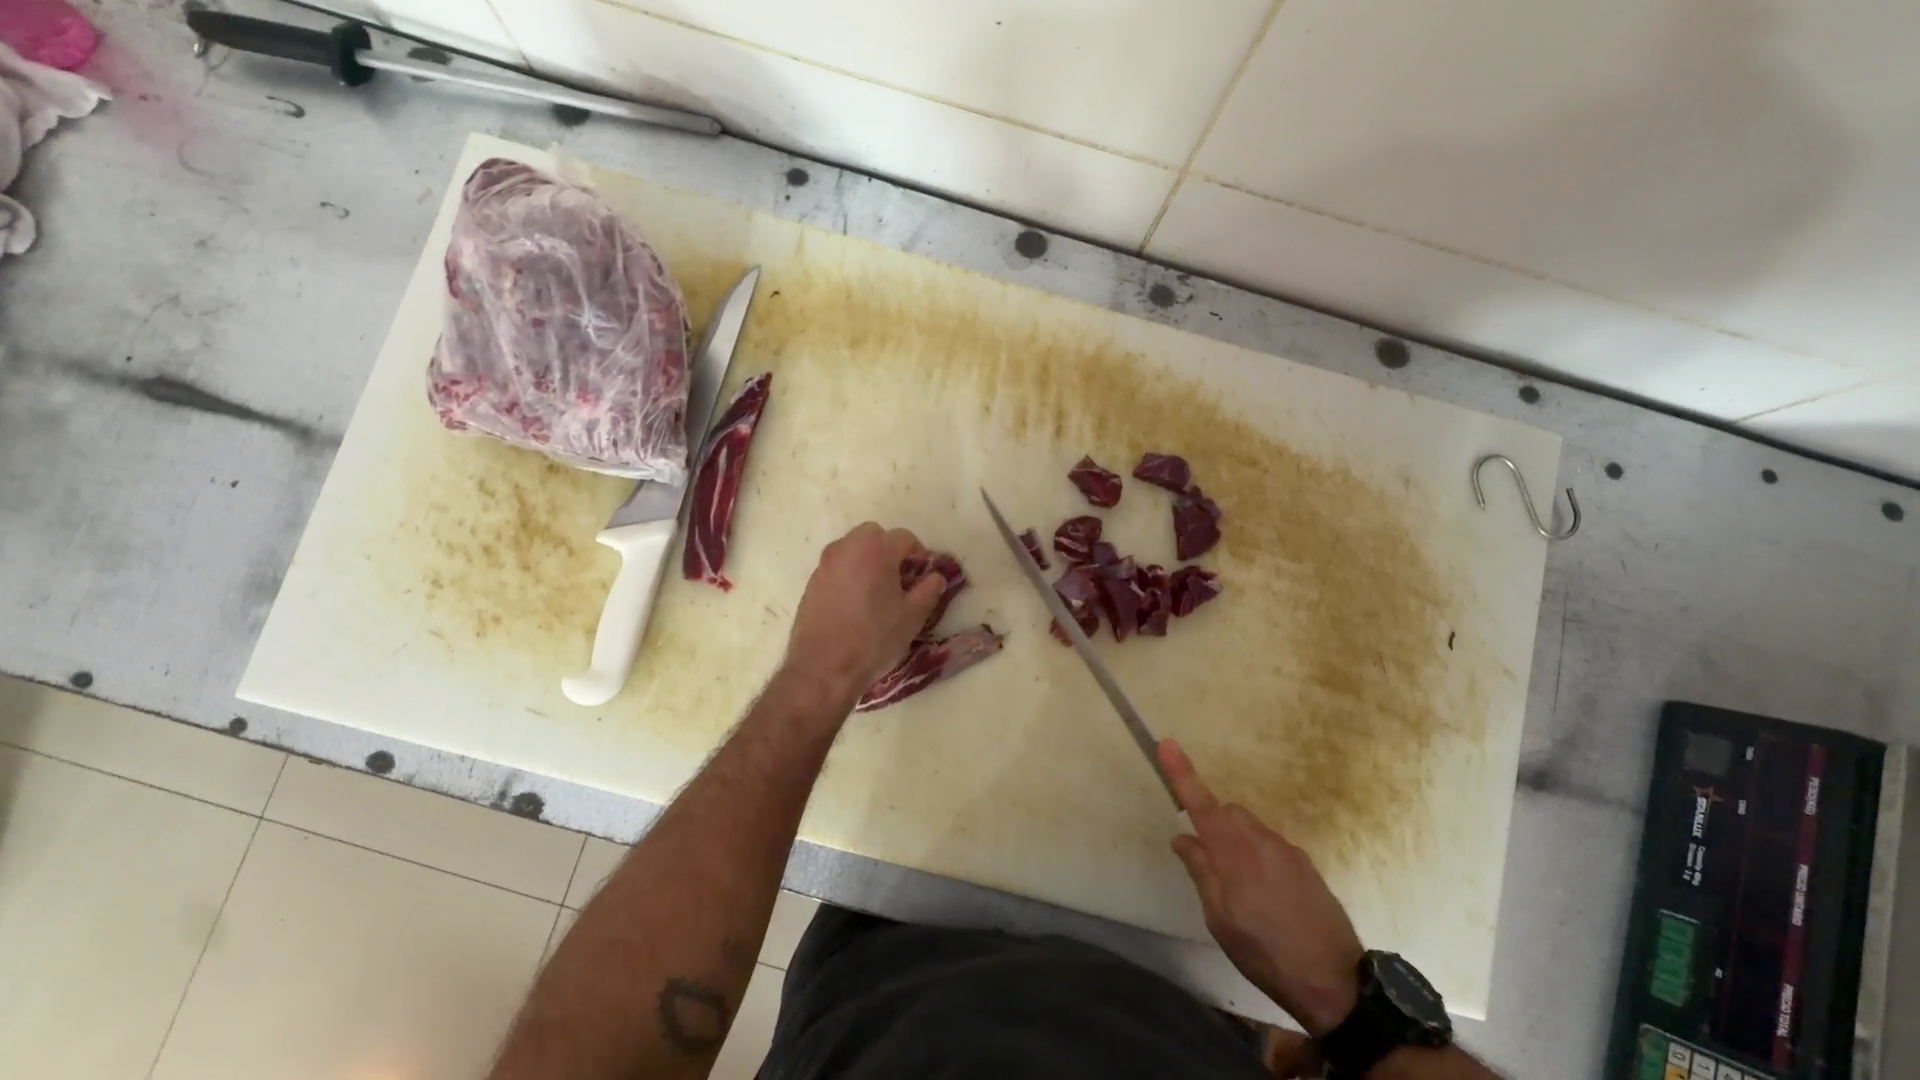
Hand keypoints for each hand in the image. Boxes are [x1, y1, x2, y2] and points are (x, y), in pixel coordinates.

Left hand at [780, 522, 944, 708]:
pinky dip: (849, 574)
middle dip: (889, 550)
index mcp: (876, 550)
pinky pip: (837, 566)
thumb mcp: (912, 617)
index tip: (921, 577)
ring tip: (876, 591)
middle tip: (898, 579)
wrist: (824, 667)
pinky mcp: (811, 581)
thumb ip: (929, 590)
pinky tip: (854, 603)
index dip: (918, 555)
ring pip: (852, 548)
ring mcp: (825, 564)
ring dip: (867, 559)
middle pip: (874, 535)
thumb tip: (936, 577)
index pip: (905, 538)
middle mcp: (847, 548)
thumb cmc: (874, 639)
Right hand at [1160, 738, 1363, 1037]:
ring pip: (1251, 829)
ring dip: (1236, 843)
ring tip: (1238, 890)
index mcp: (1236, 854)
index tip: (1167, 743)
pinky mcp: (1307, 866)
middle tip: (1205, 862)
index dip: (1182, 774)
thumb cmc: (1265, 953)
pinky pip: (1271, 846)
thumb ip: (1201, 872)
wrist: (1334, 981)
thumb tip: (1183, 837)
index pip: (1202, 806)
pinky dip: (1257, 857)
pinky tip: (1263, 896)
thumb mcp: (1220, 920)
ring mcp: (1289, 852)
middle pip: (1229, 812)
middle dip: (1212, 822)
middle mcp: (1264, 842)